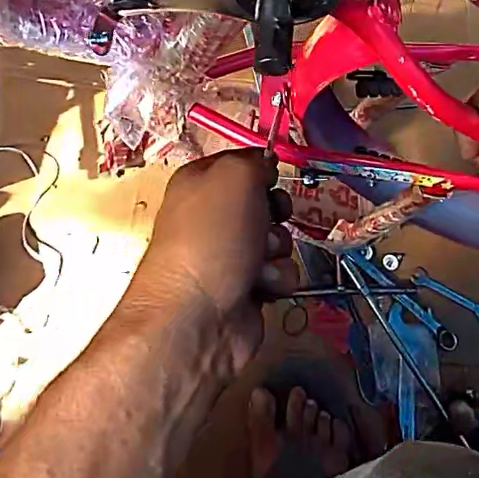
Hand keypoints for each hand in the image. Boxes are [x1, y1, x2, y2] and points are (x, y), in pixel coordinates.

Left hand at [125, 150, 299, 368]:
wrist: (198, 316)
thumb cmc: (211, 236)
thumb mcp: (235, 177)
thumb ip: (255, 161)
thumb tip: (265, 166)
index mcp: (200, 183)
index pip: (243, 163)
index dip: (261, 170)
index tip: (271, 177)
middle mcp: (212, 217)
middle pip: (266, 202)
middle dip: (275, 211)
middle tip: (269, 219)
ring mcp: (230, 255)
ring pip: (278, 238)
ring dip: (277, 249)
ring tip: (258, 262)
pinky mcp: (248, 287)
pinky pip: (280, 273)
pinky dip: (276, 279)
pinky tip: (260, 285)